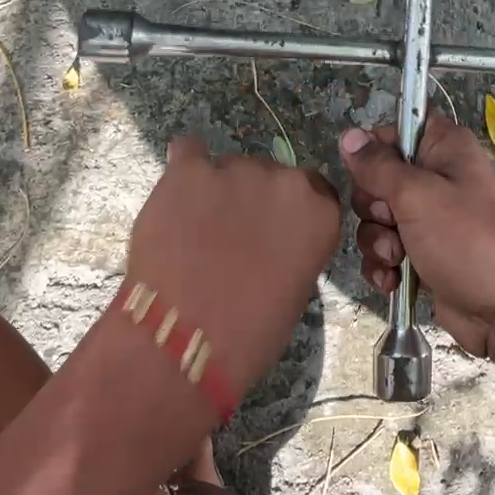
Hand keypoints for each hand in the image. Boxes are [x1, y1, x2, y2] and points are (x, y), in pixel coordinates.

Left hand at [125, 136, 340, 394]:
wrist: (183, 342)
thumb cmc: (247, 335)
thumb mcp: (294, 289)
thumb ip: (293, 247)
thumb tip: (271, 238)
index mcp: (319, 213)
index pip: (314, 189)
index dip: (288, 207)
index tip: (272, 228)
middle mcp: (286, 181)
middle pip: (271, 174)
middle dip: (253, 198)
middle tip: (228, 236)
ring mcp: (237, 169)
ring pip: (229, 166)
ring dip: (218, 189)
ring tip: (193, 231)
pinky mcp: (190, 169)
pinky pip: (188, 152)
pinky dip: (185, 170)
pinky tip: (175, 196)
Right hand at [339, 116, 494, 356]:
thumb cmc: (467, 240)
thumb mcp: (417, 195)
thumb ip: (377, 166)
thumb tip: (348, 136)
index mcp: (445, 147)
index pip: (397, 129)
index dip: (375, 150)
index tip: (370, 174)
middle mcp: (438, 177)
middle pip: (379, 177)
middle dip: (373, 206)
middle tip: (391, 221)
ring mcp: (431, 219)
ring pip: (379, 218)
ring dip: (377, 241)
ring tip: (396, 258)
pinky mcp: (425, 255)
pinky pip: (388, 251)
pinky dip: (384, 266)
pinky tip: (392, 282)